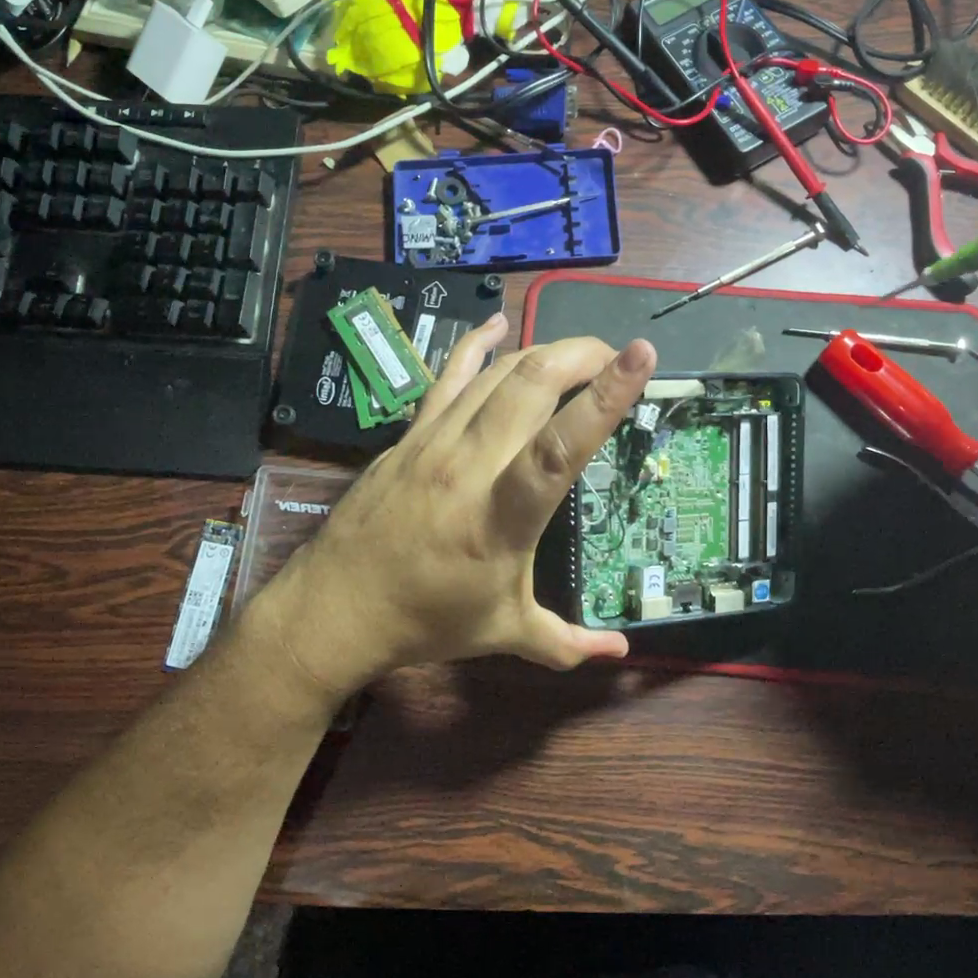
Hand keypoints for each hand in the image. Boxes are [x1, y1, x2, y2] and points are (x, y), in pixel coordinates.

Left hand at [249, 314, 657, 696]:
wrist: (336, 608)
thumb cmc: (426, 621)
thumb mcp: (503, 635)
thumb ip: (568, 644)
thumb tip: (622, 656)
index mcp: (502, 519)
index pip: (559, 447)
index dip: (605, 397)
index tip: (641, 354)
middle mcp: (469, 466)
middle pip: (529, 384)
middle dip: (582, 355)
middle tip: (615, 358)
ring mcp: (434, 443)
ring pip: (494, 373)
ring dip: (543, 351)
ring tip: (578, 354)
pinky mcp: (409, 435)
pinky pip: (447, 377)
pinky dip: (476, 344)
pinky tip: (499, 321)